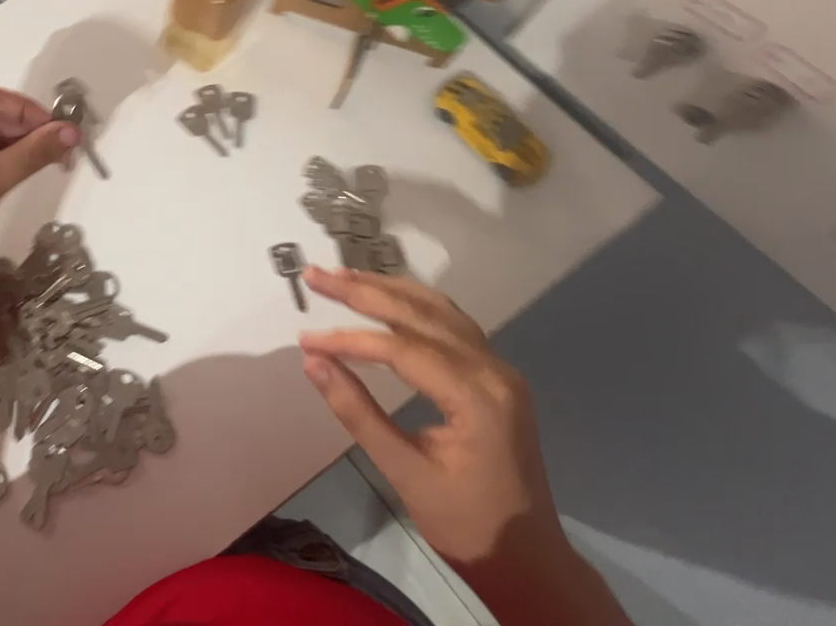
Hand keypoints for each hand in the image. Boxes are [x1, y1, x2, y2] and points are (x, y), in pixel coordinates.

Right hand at [296, 267, 564, 567]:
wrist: (529, 560)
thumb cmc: (466, 524)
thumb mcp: (404, 472)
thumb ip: (358, 411)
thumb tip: (313, 362)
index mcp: (477, 397)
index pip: (402, 349)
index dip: (349, 339)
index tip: (306, 339)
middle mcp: (493, 371)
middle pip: (421, 314)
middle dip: (364, 291)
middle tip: (316, 275)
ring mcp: (498, 370)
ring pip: (438, 310)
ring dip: (388, 289)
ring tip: (343, 276)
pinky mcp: (494, 377)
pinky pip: (451, 325)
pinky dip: (413, 304)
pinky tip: (387, 297)